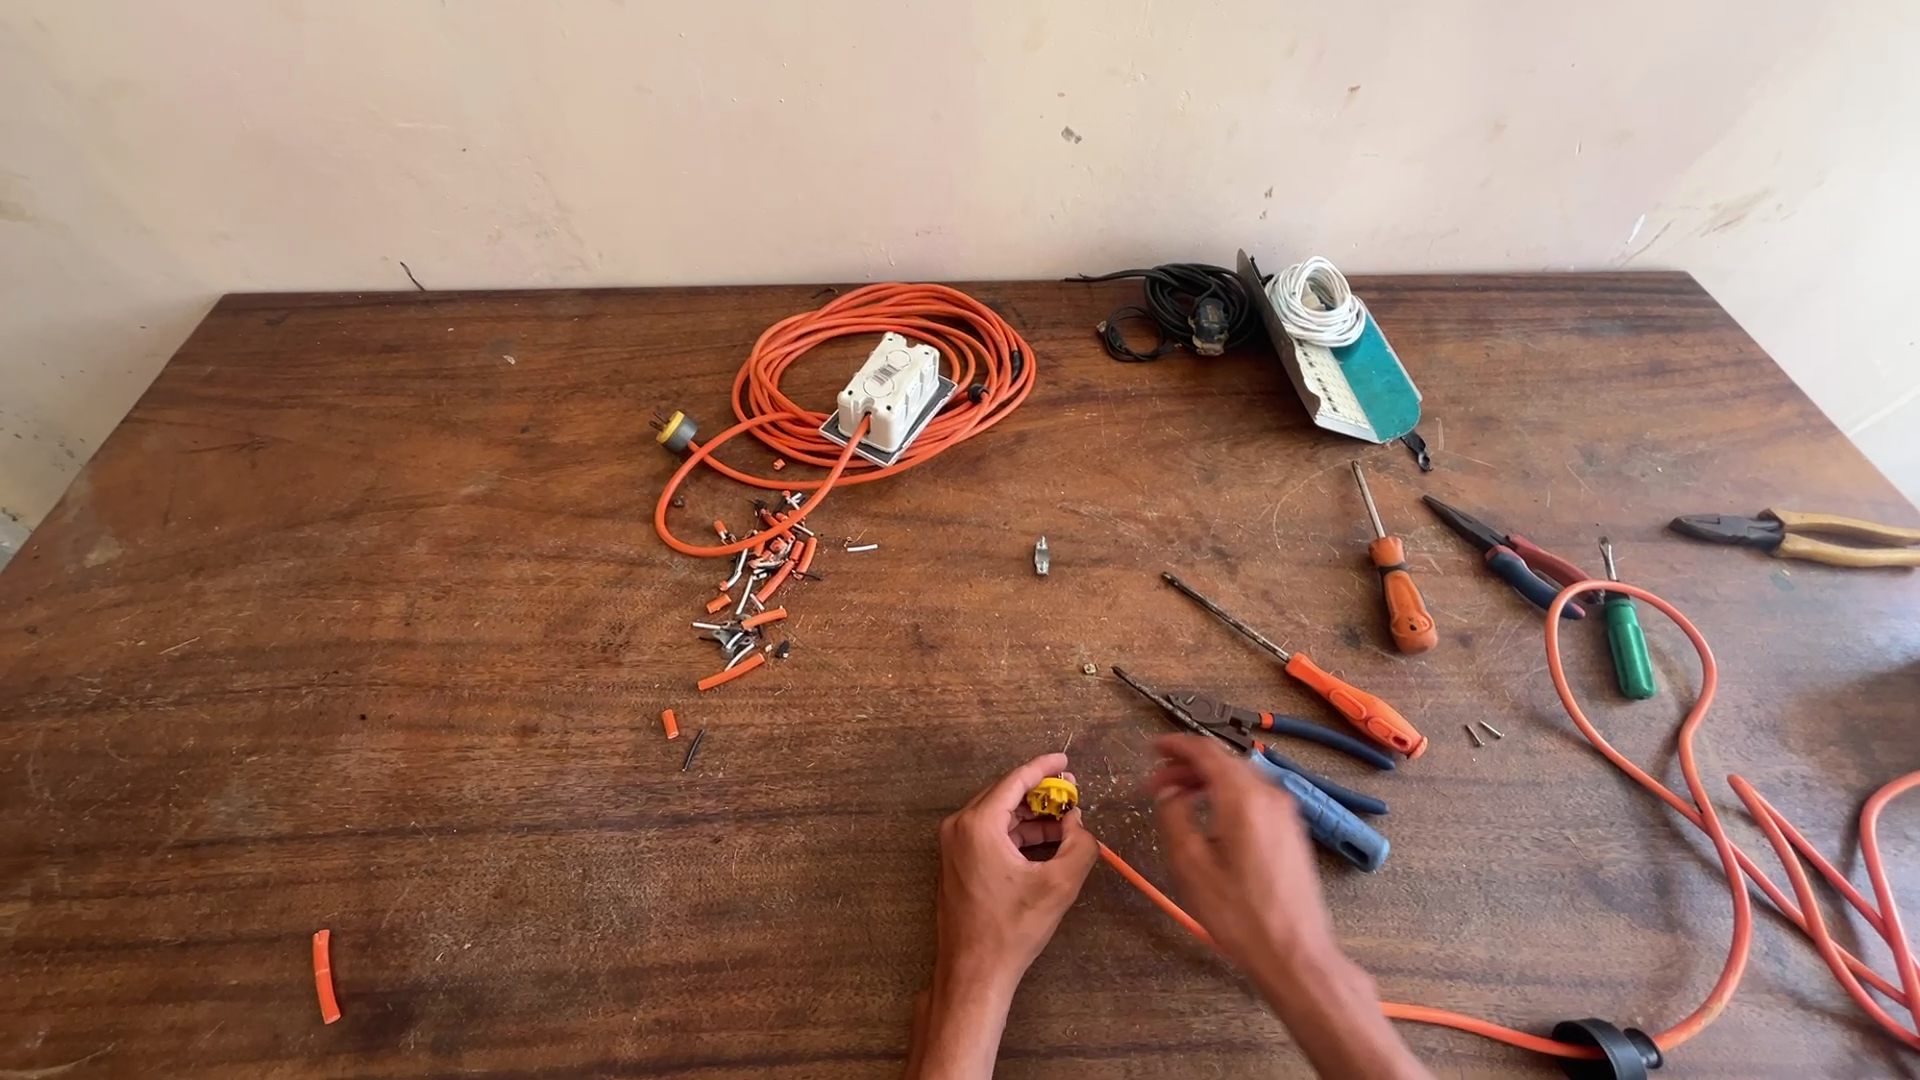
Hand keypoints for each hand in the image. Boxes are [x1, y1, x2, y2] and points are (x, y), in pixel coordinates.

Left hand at [908, 753, 1097, 1078]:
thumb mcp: (1058, 884)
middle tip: (1071, 794)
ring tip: (1066, 823)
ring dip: (1031, 816)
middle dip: (1040, 793)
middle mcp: (959, 826)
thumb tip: (1079, 823)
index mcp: (978, 823)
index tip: (1065, 760)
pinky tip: (1044, 844)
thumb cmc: (1012, 928)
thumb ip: (1080, 845)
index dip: (1043, 767)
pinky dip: (1017, 833)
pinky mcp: (957, 861)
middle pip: (1005, 795)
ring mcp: (954, 844)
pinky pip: (990, 833)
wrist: (973, 972)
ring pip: (999, 815)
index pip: (1015, 780)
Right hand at [1149, 736, 1431, 1078]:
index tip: (1154, 748)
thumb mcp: (1190, 864)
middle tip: (1159, 782)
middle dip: (1187, 766)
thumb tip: (1169, 793)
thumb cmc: (1241, 914)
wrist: (1295, 955)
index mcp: (1242, 797)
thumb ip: (1173, 815)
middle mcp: (1269, 796)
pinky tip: (1211, 816)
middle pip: (1223, 761)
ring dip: (1207, 780)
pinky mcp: (1291, 830)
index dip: (1176, 745)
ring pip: (1239, 777)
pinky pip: (1254, 795)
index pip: (1205, 751)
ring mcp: (1285, 813)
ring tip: (1180, 799)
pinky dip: (1227, 794)